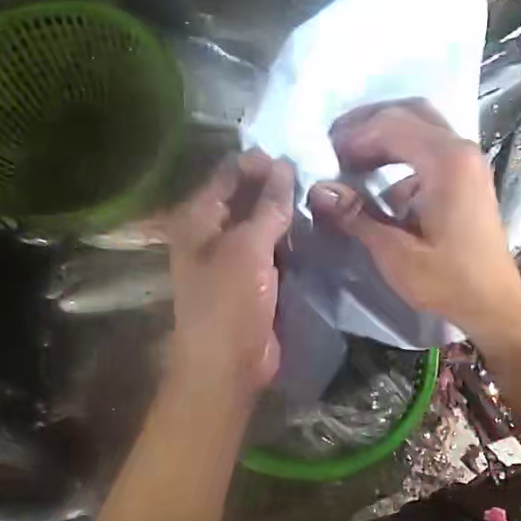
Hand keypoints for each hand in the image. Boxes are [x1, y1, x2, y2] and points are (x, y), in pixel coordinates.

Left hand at [163, 150, 293, 401]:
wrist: (229, 366)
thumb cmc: (228, 303)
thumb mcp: (247, 248)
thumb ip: (267, 206)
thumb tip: (283, 165)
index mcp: (197, 220)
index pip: (227, 175)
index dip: (257, 162)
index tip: (295, 154)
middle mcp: (213, 234)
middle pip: (246, 198)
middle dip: (276, 187)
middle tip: (316, 173)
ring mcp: (235, 259)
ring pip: (264, 225)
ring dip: (288, 215)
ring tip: (322, 195)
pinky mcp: (256, 281)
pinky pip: (275, 251)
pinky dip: (292, 242)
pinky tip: (317, 229)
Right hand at [307, 100, 520, 340]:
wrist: (494, 303)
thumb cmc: (448, 281)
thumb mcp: (395, 253)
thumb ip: (357, 216)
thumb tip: (318, 190)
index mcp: (447, 162)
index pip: (392, 125)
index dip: (354, 136)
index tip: (327, 157)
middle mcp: (462, 150)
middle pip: (409, 113)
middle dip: (369, 125)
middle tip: (335, 145)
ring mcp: (470, 162)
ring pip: (422, 128)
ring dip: (386, 138)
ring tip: (352, 162)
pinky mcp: (469, 178)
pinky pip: (432, 150)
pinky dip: (403, 156)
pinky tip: (382, 187)